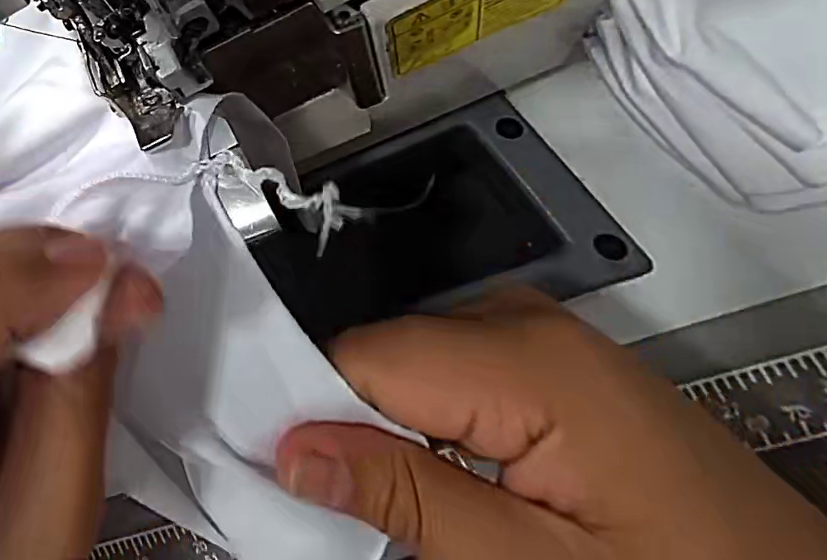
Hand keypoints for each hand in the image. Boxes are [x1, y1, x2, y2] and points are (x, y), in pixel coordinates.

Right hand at [276, 286, 826, 558]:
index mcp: (518, 355)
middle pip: (381, 352)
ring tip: (420, 499)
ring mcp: (528, 326)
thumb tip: (289, 453)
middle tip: (374, 510)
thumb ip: (408, 499)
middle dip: (357, 424)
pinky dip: (426, 416)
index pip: (360, 355)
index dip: (316, 412)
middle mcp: (513, 316)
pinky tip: (453, 471)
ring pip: (403, 359)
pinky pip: (442, 365)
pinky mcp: (537, 348)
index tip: (298, 475)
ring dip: (389, 425)